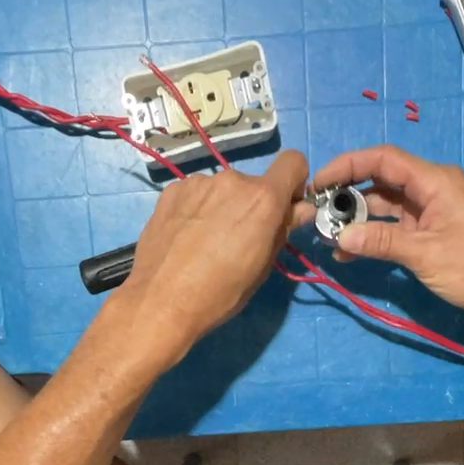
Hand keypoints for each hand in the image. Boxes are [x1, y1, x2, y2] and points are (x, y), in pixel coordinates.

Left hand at [111, 150, 309, 360]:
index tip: (285, 208)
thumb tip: (302, 210)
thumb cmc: (220, 294)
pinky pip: (196, 194)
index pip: (294, 162)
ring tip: (206, 241)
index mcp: (263, 199)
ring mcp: (199, 183)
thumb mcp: (262, 268)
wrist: (161, 301)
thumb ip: (283, 231)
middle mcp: (232, 180)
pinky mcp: (172, 191)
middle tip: (238, 241)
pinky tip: (186, 236)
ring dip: (222, 207)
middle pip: (254, 184)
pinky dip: (197, 209)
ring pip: (222, 190)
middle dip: (252, 206)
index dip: (294, 183)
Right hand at [298, 144, 463, 323]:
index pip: (384, 160)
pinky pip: (393, 225)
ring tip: (329, 235)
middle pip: (381, 180)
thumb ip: (381, 242)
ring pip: (384, 205)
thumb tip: (340, 237)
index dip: (348, 166)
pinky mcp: (428, 230)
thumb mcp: (424, 254)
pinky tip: (349, 251)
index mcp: (435, 181)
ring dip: (357, 218)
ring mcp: (429, 210)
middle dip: (348, 193)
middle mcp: (431, 188)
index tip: (319, 182)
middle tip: (318, 211)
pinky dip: (372, 235)